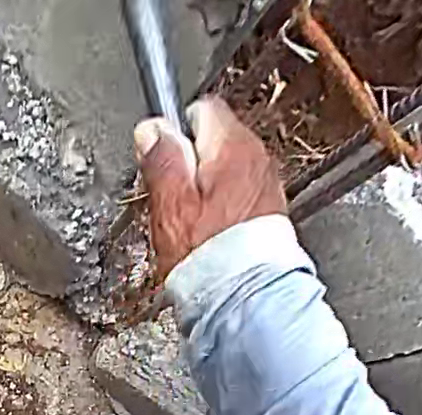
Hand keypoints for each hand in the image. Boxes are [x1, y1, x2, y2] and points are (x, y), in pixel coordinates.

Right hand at [134, 97, 287, 284]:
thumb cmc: (206, 255)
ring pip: (226, 174)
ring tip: (193, 227)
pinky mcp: (269, 215)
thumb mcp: (170, 203)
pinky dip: (222, 214)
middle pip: (214, 145)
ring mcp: (266, 187)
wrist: (242, 297)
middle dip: (190, 168)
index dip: (175, 134)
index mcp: (232, 146)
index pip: (201, 111)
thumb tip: (152, 128)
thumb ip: (162, 160)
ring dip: (206, 194)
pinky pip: (238, 201)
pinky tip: (211, 238)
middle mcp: (257, 159)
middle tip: (174, 205)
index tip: (163, 164)